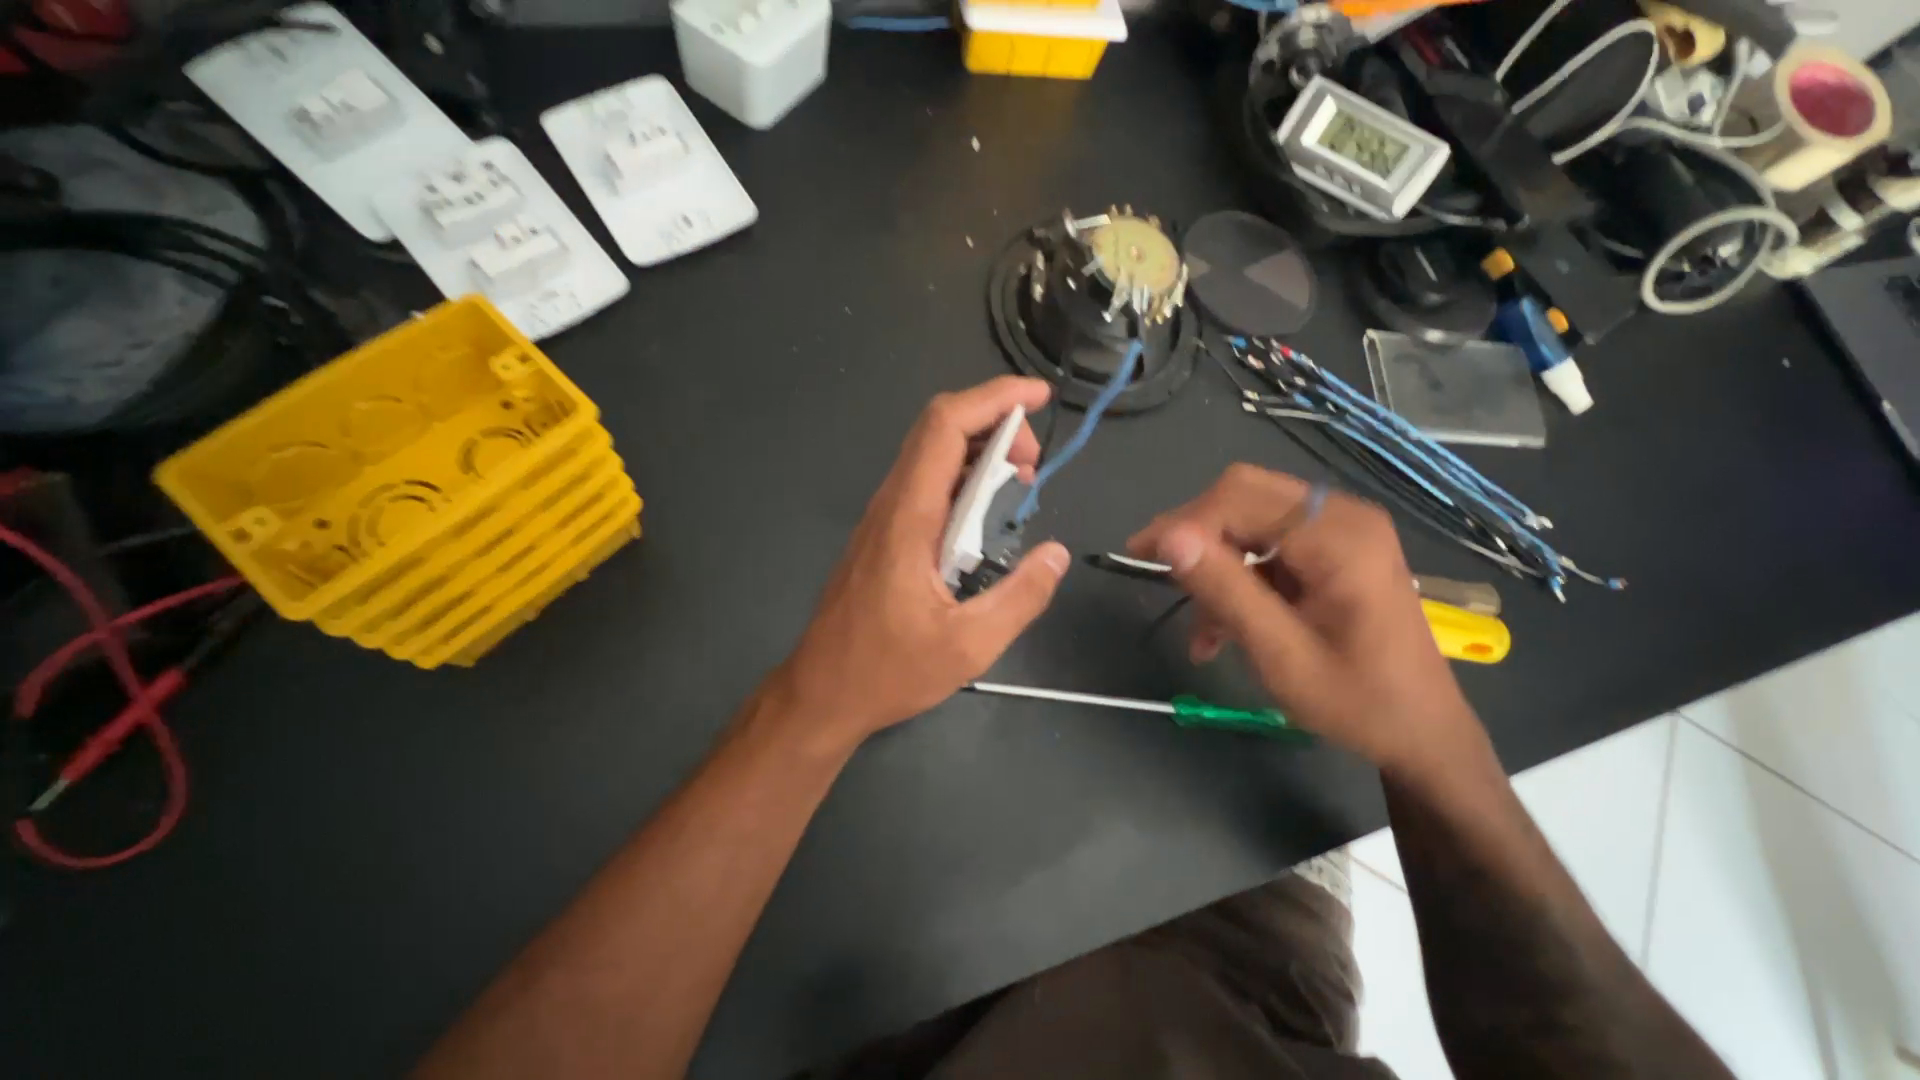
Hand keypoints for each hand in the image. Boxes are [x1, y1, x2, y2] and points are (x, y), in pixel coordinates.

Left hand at [767, 377, 1071, 751]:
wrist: (821, 692)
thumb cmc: (889, 671)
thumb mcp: (969, 646)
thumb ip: (1020, 598)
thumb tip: (1056, 554)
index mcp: (909, 518)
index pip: (945, 427)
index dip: (993, 398)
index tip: (1038, 397)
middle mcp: (891, 505)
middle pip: (937, 429)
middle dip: (993, 422)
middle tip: (1032, 463)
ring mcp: (882, 519)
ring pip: (929, 455)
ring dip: (978, 451)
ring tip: (1019, 482)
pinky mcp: (882, 536)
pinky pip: (924, 485)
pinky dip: (962, 478)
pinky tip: (985, 515)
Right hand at [1127, 465, 1479, 773]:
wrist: (1422, 733)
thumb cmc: (1357, 701)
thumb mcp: (1280, 654)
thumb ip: (1225, 591)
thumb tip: (1167, 538)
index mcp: (1339, 536)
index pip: (1239, 497)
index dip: (1184, 522)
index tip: (1138, 557)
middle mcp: (1343, 516)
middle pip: (1245, 496)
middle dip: (1196, 536)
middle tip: (1158, 576)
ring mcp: (1343, 531)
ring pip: (1252, 519)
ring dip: (1217, 563)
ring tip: (1201, 626)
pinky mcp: (1337, 550)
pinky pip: (1271, 544)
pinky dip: (1240, 577)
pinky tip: (1223, 625)